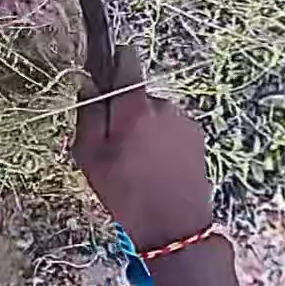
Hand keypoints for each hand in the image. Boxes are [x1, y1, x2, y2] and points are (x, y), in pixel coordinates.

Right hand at [70, 46, 214, 247]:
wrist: (173, 225)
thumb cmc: (123, 190)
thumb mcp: (89, 154)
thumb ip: (88, 114)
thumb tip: (88, 84)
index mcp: (134, 107)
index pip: (127, 62)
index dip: (113, 60)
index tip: (102, 69)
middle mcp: (163, 106)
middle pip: (136, 94)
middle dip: (122, 109)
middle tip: (110, 142)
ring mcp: (184, 121)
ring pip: (153, 112)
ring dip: (141, 126)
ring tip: (132, 159)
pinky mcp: (196, 137)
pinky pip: (169, 127)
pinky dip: (158, 139)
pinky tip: (151, 165)